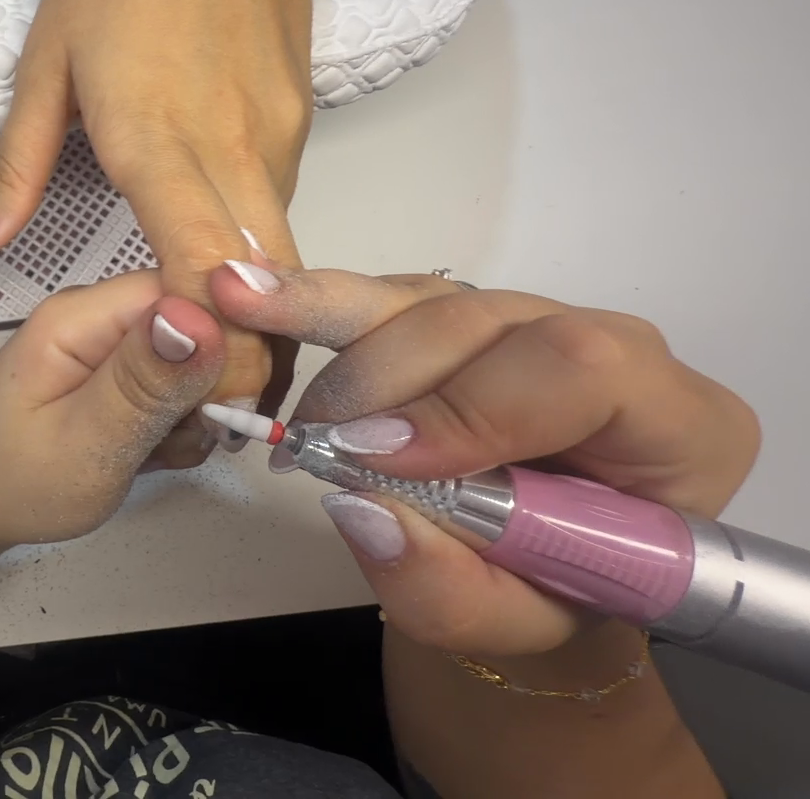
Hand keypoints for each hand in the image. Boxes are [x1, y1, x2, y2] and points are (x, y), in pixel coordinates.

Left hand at [0, 0, 315, 465]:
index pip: (194, 262)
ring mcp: (279, 130)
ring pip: (277, 240)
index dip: (201, 335)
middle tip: (216, 402)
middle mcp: (233, 145)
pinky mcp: (305, 115)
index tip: (193, 393)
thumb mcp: (40, 69)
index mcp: (154, 139)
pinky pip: (282, 199)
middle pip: (257, 273)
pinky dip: (261, 243)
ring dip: (255, 298)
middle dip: (245, 343)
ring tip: (221, 345)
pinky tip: (231, 261)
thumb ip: (18, 168)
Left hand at [0, 270, 224, 553]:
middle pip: (196, 319)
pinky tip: (148, 450)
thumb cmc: (13, 483)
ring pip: (193, 359)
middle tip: (179, 438)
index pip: (185, 286)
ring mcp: (103, 344)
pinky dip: (176, 423)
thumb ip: (144, 384)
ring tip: (153, 450)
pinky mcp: (111, 372)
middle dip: (211, 384)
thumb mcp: (85, 444)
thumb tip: (200, 316)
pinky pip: (173, 383)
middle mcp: (92, 316)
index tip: (226, 407)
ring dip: (194, 412)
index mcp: (76, 316)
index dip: (225, 341)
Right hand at [210, 265, 761, 657]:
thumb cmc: (533, 591)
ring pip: (408, 296)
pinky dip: (299, 303)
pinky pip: (366, 294)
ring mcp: (505, 319)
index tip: (373, 458)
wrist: (517, 561)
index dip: (469, 404)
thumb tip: (356, 507)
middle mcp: (592, 346)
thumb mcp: (503, 622)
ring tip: (250, 338)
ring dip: (317, 321)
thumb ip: (444, 587)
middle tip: (308, 441)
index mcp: (667, 422)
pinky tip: (248, 296)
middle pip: (472, 317)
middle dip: (373, 379)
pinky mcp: (431, 313)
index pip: (580, 367)